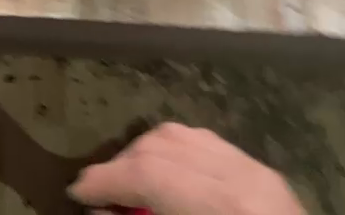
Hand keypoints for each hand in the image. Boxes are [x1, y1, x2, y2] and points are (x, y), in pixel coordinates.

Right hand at [69, 123, 303, 214]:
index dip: (106, 181)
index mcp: (225, 208)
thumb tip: (101, 212)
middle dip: (122, 167)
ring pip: (182, 137)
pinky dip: (176, 155)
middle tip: (99, 197)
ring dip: (146, 155)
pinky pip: (207, 145)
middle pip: (162, 146)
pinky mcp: (268, 177)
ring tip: (130, 187)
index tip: (76, 195)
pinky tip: (167, 181)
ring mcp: (260, 173)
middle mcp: (244, 180)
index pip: (150, 174)